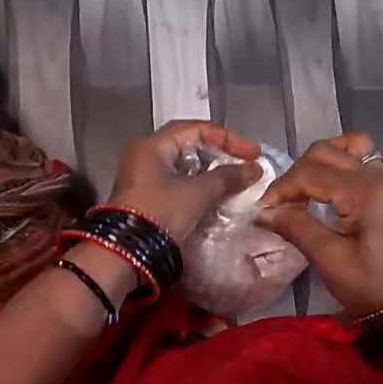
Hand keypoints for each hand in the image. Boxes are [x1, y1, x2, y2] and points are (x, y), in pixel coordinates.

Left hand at [106, 120, 263, 241]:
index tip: (253, 153)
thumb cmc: (162, 213)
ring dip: (210, 171)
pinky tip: (217, 194)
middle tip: (244, 163)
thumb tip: (254, 169)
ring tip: (235, 179)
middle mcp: (144, 155)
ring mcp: (143, 178)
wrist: (128, 254)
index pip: (196, 129)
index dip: (228, 138)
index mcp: (152, 145)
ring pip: (184, 166)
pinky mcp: (147, 198)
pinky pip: (178, 183)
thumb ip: (227, 177)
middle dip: (219, 153)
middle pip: (189, 145)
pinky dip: (198, 185)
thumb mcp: (198, 193)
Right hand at [256, 134, 382, 315]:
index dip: (283, 188)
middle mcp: (376, 176)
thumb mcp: (328, 258)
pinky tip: (323, 184)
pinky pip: (358, 156)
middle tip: (279, 203)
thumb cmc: (366, 283)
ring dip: (315, 163)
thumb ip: (297, 228)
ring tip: (300, 191)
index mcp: (365, 192)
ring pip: (342, 148)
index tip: (263, 209)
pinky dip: (336, 162)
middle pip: (325, 153)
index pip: (312, 174)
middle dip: (295, 174)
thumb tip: (264, 212)